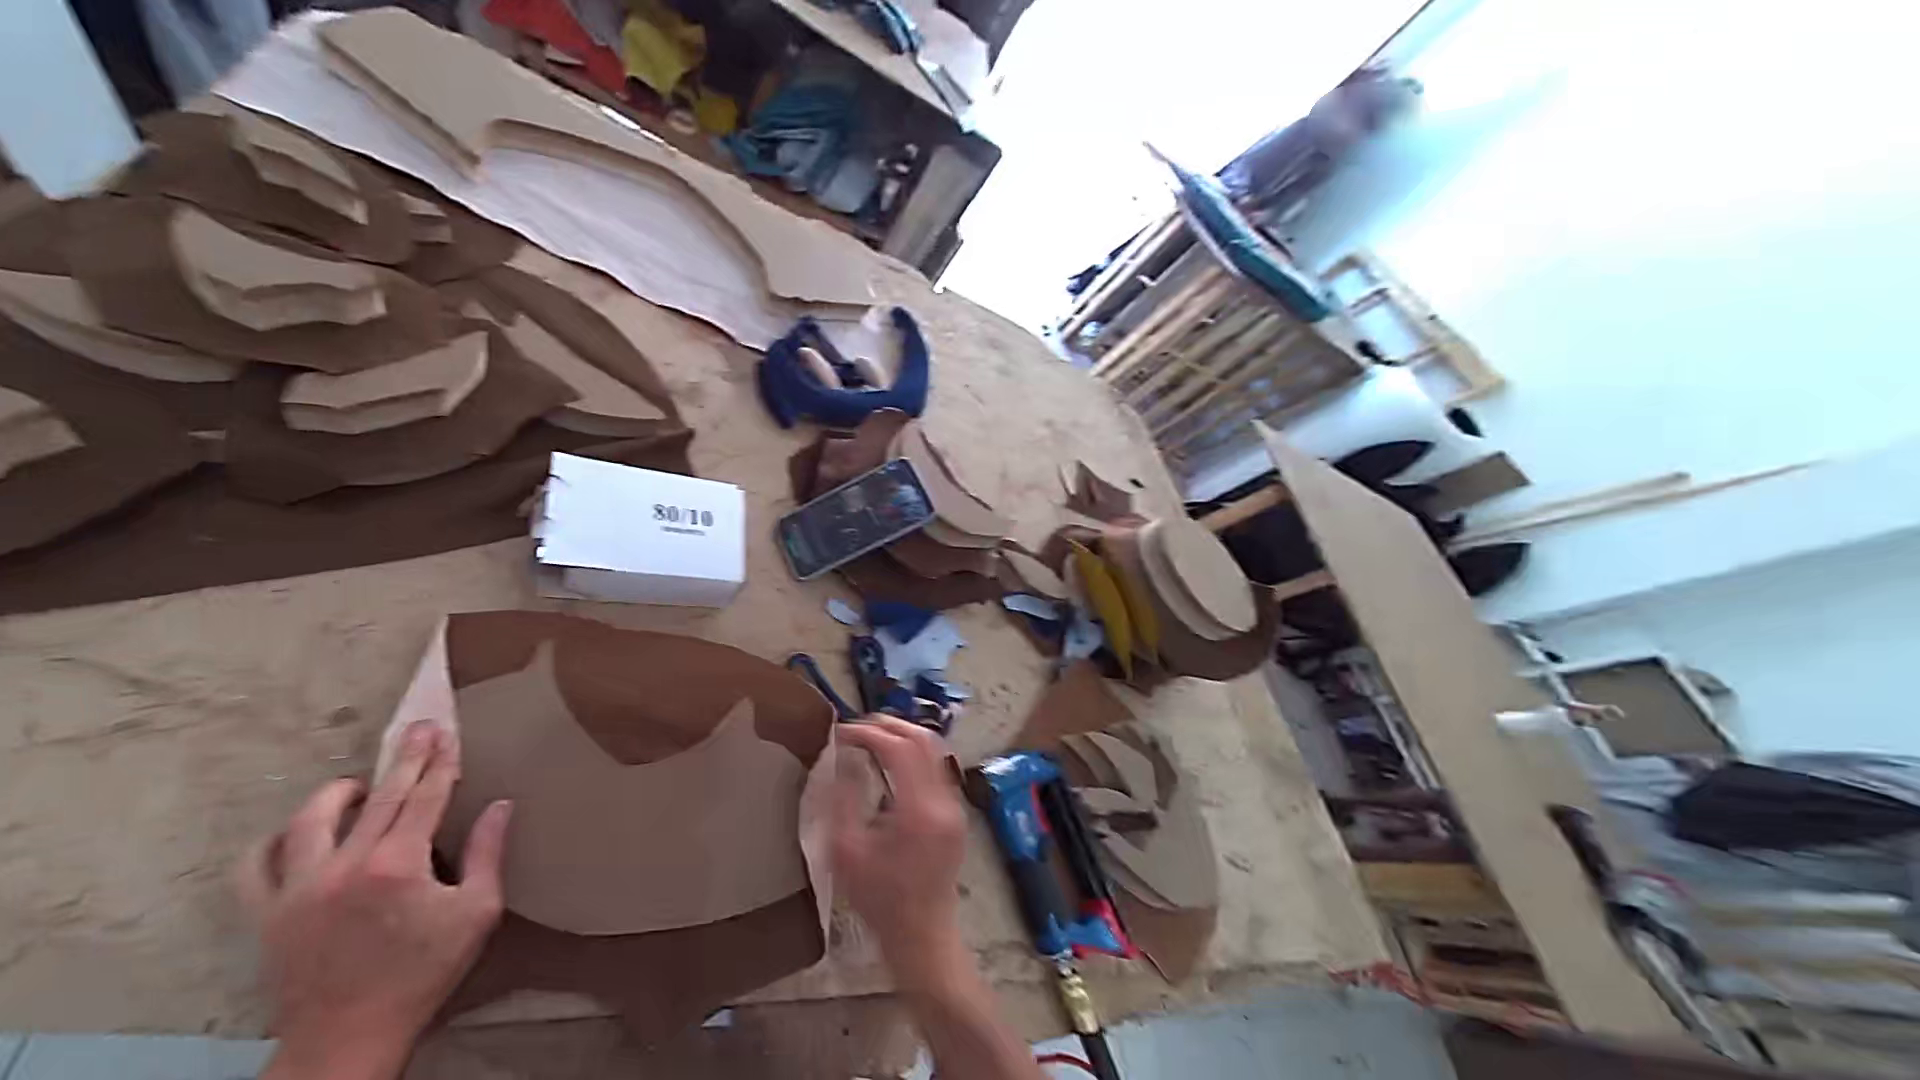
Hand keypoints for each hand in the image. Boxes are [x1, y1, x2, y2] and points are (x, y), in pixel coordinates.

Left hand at [238, 722, 512, 1079]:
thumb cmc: (423, 972)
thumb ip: (488, 853)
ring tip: (360, 782)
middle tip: (419, 728)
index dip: (441, 762)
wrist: (347, 1037)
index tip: (448, 732)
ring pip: (309, 821)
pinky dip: (274, 842)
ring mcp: (298, 890)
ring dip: (339, 793)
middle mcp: (344, 867)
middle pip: (379, 796)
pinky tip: (295, 832)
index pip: (426, 796)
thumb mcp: (477, 913)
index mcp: (398, 864)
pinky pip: (256, 866)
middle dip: (405, 758)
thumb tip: (502, 806)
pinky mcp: (267, 915)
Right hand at [831, 716, 969, 986]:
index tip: (841, 733)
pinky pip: (937, 767)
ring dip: (902, 736)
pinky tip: (889, 761)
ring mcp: (954, 805)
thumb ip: (842, 800)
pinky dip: (913, 754)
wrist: (923, 936)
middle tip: (856, 728)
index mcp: (919, 810)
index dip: (869, 733)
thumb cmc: (880, 900)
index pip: (899, 748)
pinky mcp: (955, 813)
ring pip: (934, 749)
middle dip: (888, 726)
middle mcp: (944, 800)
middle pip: (923, 739)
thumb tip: (841, 759)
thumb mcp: (847, 852)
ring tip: (870, 738)